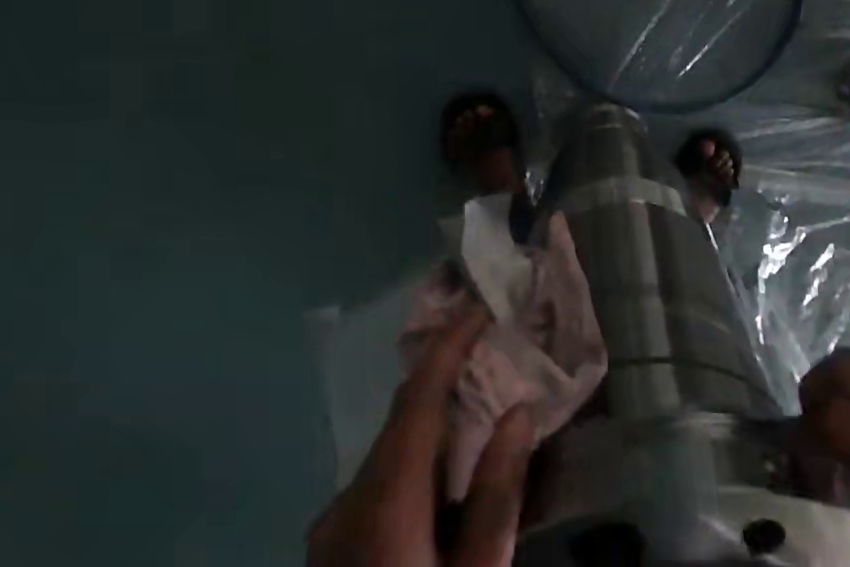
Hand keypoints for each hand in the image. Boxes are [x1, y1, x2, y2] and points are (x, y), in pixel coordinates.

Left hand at [308, 306, 534, 566]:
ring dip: (430, 414)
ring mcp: (331, 526)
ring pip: (388, 447)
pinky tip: (443, 461)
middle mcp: (347, 502)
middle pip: (399, 418)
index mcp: (384, 504)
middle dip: (443, 372)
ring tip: (478, 390)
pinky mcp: (330, 545)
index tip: (481, 306)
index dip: (450, 345)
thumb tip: (519, 412)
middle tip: (490, 341)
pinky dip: (413, 451)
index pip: (417, 399)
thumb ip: (497, 493)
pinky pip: (377, 477)